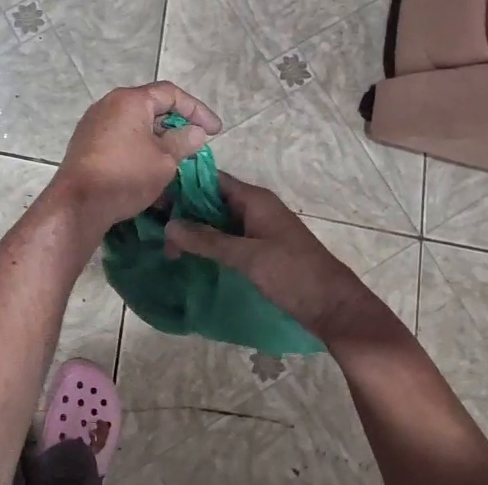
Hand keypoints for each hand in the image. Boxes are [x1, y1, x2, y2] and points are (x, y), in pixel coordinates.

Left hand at [46, 82, 221, 233]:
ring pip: (135, 122)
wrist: (79, 202)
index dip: (197, 110)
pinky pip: (120, 135)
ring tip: (175, 157)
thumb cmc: (126, 175)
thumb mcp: (164, 160)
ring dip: (158, 137)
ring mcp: (94, 122)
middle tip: (195, 143)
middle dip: (176, 123)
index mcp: (130, 100)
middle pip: (150, 105)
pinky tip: (149, 165)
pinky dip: (139, 145)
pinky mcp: (86, 141)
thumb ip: (183, 141)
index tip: (215, 131)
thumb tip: (194, 131)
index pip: (170, 94)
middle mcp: (109, 103)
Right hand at [164, 172, 375, 336]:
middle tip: (151, 221)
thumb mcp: (246, 257)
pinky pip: (226, 236)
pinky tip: (188, 253)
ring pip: (216, 219)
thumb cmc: (293, 275)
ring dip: (193, 227)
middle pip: (210, 198)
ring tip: (163, 241)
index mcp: (253, 198)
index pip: (209, 178)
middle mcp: (254, 207)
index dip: (180, 182)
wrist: (336, 309)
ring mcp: (257, 228)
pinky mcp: (259, 249)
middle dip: (182, 207)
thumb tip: (167, 226)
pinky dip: (207, 241)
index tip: (152, 194)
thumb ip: (206, 241)